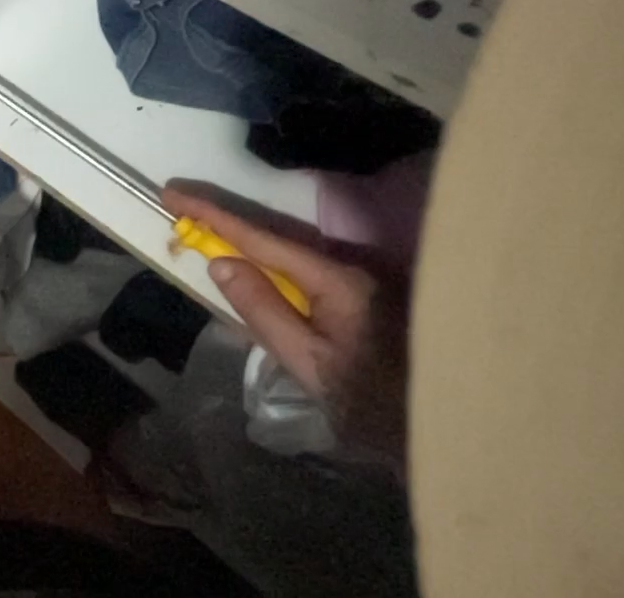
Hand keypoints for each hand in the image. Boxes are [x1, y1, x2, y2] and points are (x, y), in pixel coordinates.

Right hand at [163, 185, 407, 461]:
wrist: (450, 430)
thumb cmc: (373, 402)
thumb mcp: (307, 362)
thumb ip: (262, 310)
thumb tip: (221, 262)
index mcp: (335, 281)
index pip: (261, 238)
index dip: (212, 214)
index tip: (173, 193)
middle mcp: (349, 269)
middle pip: (274, 235)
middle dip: (224, 219)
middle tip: (180, 207)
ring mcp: (358, 280)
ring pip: (288, 250)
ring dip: (243, 238)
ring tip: (203, 230)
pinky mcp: (360, 295)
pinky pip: (300, 266)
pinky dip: (265, 257)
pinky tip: (247, 263)